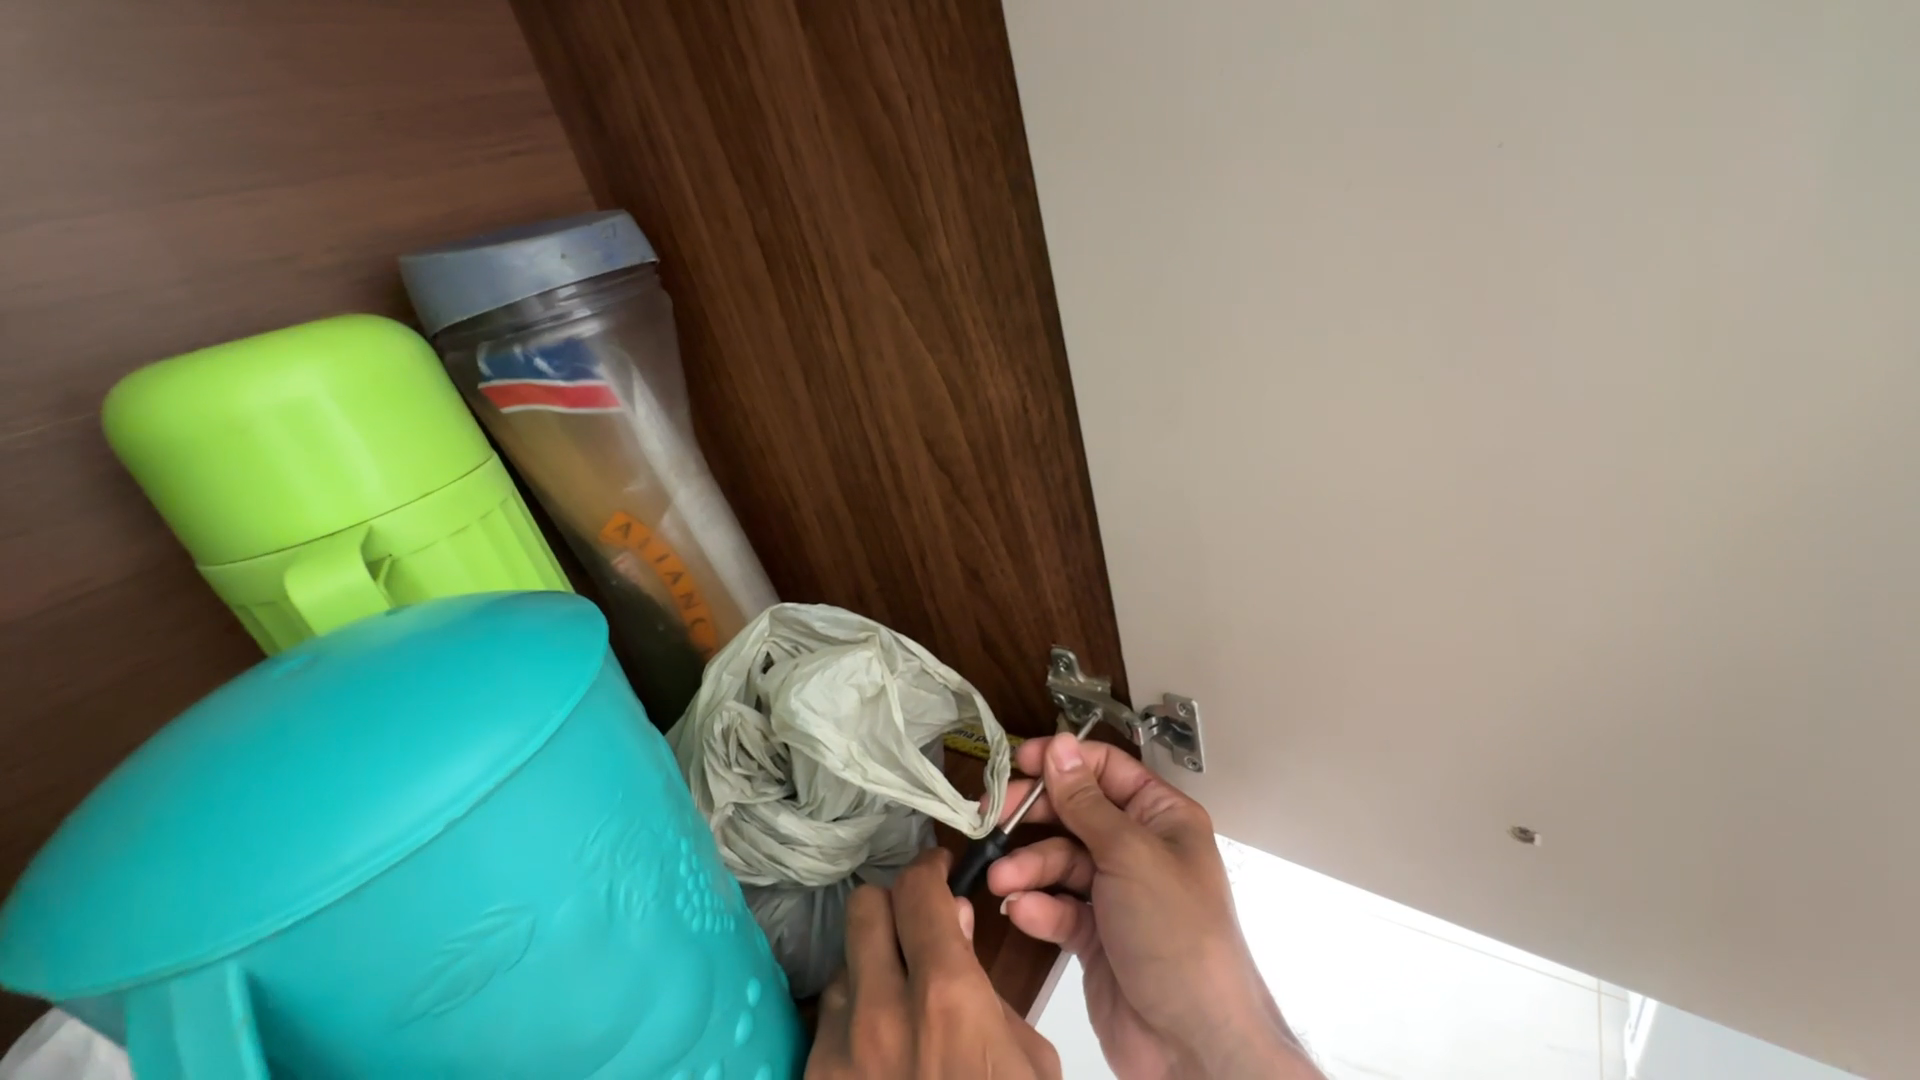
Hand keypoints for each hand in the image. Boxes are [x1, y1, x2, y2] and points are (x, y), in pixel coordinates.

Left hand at [808, 847, 1060, 1077]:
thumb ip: (988, 986)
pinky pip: (827, 1025)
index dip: (929, 870)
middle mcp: (880, 1014)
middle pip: (864, 909)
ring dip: (871, 968)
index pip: (917, 891)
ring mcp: (838, 1056)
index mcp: (946, 999)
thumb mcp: (1028, 1062)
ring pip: (843, 967)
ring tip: (899, 1001)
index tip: (938, 871)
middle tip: (916, 924)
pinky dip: (852, 1019)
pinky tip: (878, 1048)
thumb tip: (954, 921)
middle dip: (893, 905)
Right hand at [990, 734, 1322, 1079]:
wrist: (1193, 1044)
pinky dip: (1037, 907)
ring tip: (1002, 881)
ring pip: (1060, 862)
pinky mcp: (1096, 935)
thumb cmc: (1178, 935)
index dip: (1063, 761)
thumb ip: (1085, 801)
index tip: (1019, 761)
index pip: (1107, 769)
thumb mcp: (1129, 854)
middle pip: (1074, 813)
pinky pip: (1058, 907)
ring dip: (1028, 868)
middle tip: (991, 816)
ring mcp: (1116, 893)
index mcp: (1161, 818)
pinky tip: (1023, 912)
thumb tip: (1059, 745)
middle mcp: (1138, 848)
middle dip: (1033, 816)